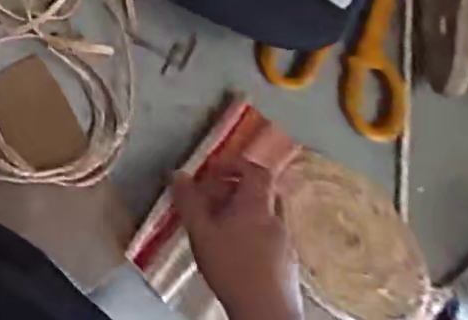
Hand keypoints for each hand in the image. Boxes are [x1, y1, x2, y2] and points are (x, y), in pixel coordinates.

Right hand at [173, 161, 302, 319]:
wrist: (267, 318)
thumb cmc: (232, 269)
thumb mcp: (200, 231)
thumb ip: (187, 199)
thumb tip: (178, 174)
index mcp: (258, 207)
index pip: (256, 171)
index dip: (235, 163)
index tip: (213, 169)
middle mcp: (277, 222)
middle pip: (261, 193)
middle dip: (235, 189)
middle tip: (211, 197)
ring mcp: (287, 246)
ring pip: (265, 216)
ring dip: (242, 213)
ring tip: (217, 226)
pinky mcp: (289, 267)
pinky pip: (269, 237)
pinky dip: (251, 233)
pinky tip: (234, 250)